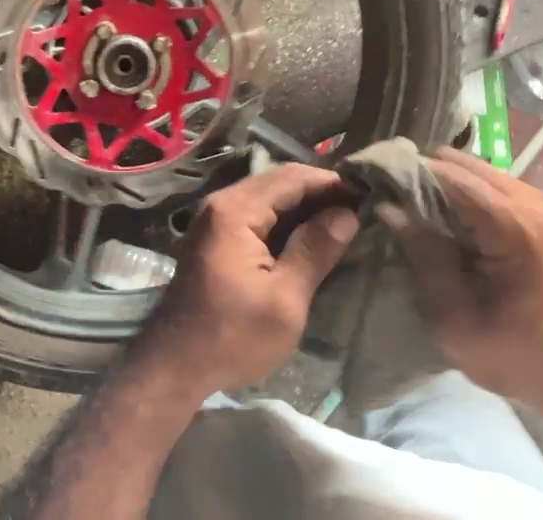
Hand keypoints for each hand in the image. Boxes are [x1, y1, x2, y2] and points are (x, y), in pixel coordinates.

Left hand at [128, 164, 359, 398]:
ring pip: (267, 197)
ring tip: (342, 221)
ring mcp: (214, 219)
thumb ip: (315, 250)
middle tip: (360, 208)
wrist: (174, 365)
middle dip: (318, 192)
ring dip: (302, 207)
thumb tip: (346, 214)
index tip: (367, 194)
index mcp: (235, 210)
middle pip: (277, 182)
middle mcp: (221, 203)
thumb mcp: (285, 299)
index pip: (291, 178)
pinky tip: (310, 237)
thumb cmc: (232, 336)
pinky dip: (283, 220)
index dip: (330, 183)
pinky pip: (255, 214)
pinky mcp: (215, 238)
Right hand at [378, 148, 542, 417]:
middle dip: (422, 174)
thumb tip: (388, 205)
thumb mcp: (456, 318)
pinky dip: (466, 192)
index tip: (370, 179)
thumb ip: (425, 255)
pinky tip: (446, 217)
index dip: (405, 172)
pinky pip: (496, 185)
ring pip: (479, 170)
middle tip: (387, 195)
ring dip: (444, 182)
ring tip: (411, 206)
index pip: (447, 174)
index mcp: (514, 227)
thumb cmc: (518, 357)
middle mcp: (535, 204)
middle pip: (463, 164)